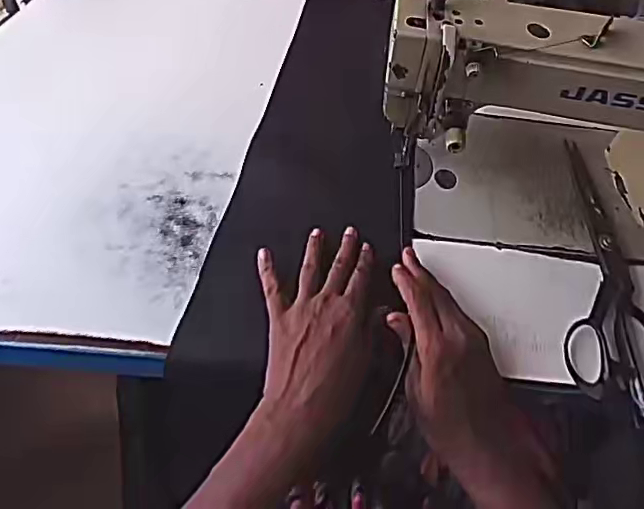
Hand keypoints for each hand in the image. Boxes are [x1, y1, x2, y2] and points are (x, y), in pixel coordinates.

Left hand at [257, 226, 376, 439]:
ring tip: (316, 233)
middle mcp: (326, 303)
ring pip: (309, 268)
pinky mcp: (279, 318)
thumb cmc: (332, 394)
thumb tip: (379, 314)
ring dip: (314, 248)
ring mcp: (301, 308)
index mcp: (350, 312)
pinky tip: (264, 255)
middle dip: (347, 247)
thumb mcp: (365, 361)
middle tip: (350, 232)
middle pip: (339, 266)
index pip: (361, 277)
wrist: (298, 412)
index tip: (368, 250)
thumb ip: (372, 331)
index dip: (366, 261)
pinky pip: (272, 288)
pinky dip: (266, 269)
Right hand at [388, 246, 557, 507]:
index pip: (419, 301)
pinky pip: (458, 308)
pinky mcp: (481, 341)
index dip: (406, 281)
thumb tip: (396, 322)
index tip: (396, 269)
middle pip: (436, 292)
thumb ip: (407, 349)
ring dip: (432, 281)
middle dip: (420, 271)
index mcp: (437, 348)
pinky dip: (443, 296)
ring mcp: (472, 336)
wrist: (490, 444)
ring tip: (417, 269)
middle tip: (407, 256)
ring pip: (448, 298)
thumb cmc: (452, 430)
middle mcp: (458, 336)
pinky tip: (436, 295)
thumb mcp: (416, 393)